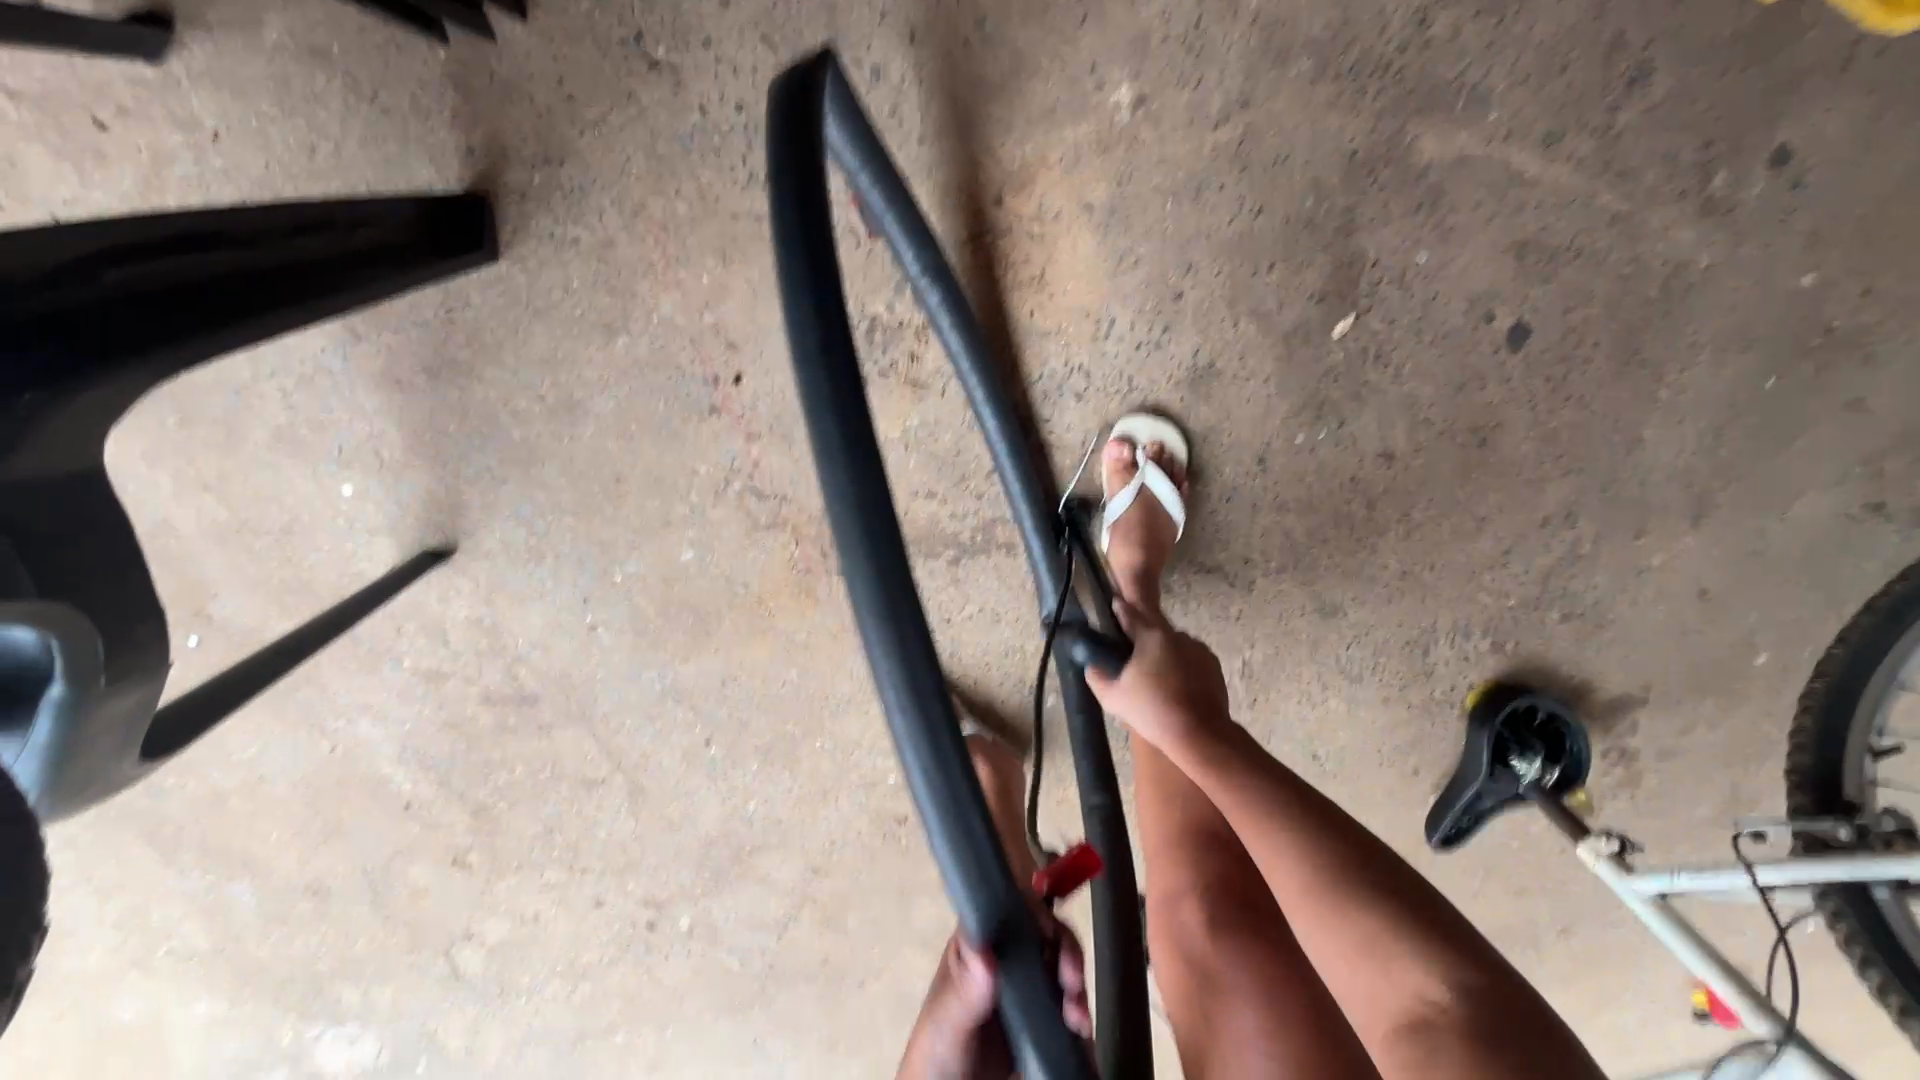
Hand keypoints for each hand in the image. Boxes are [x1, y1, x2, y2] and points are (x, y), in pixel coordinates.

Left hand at [897, 925, 1090, 1079]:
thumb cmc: (937, 1052)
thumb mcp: (947, 1022)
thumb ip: (965, 991)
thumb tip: (985, 952)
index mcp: (976, 947)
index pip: (1008, 910)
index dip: (1033, 912)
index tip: (1048, 933)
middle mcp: (1004, 960)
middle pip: (1045, 935)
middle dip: (1066, 950)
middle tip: (1072, 980)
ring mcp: (1026, 989)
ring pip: (1062, 967)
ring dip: (1076, 983)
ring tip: (1076, 1017)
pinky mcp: (1043, 1019)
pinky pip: (1069, 1004)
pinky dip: (1081, 1011)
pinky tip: (1080, 1030)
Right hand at [1084, 597, 1230, 750]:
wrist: (1199, 734)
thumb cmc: (1152, 711)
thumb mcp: (1113, 697)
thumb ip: (1096, 676)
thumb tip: (1091, 665)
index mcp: (1151, 636)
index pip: (1130, 613)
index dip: (1119, 609)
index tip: (1113, 603)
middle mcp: (1177, 635)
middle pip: (1153, 630)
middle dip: (1142, 639)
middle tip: (1131, 657)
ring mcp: (1199, 650)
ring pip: (1173, 645)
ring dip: (1163, 654)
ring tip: (1155, 678)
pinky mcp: (1213, 666)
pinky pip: (1190, 659)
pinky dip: (1181, 667)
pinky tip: (1175, 686)